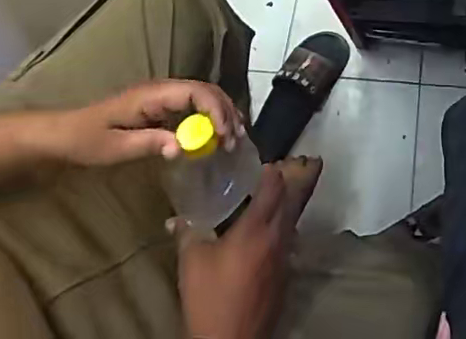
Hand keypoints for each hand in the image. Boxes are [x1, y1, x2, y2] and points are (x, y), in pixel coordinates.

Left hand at [37, 80, 243, 166]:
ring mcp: (165, 96)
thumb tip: (182, 147)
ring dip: (222, 113)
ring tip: (234, 137)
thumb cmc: (86, 140)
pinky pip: (196, 105)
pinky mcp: (163, 106)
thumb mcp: (114, 148)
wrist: (64, 134)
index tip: (224, 134)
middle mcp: (164, 89)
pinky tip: (217, 134)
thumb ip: (149, 144)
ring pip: (205, 96)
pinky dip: (212, 117)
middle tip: (236, 139)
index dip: (215, 109)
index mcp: (154, 94)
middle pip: (207, 91)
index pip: (196, 92)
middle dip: (226, 111)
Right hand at [179, 157, 321, 338]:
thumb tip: (175, 219)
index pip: (275, 186)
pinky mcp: (287, 273)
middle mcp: (278, 234)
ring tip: (262, 207)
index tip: (261, 166)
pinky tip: (263, 239)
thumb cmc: (210, 298)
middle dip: (279, 186)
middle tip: (262, 183)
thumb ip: (188, 234)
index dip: (270, 172)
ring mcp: (286, 255)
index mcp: (258, 226)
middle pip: (288, 198)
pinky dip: (280, 231)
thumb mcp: (192, 264)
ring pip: (290, 220)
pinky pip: (288, 241)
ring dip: (281, 208)